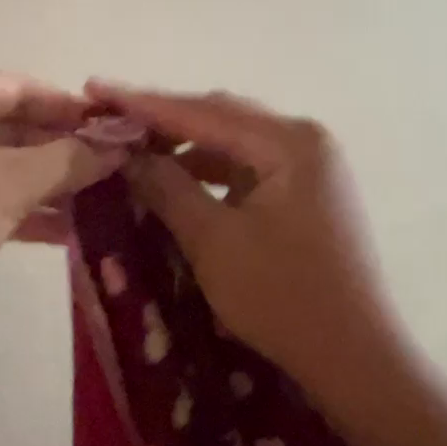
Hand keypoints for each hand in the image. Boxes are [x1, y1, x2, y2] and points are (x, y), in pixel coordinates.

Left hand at [0, 71, 125, 328]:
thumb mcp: (11, 181)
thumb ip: (69, 159)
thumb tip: (120, 144)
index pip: (22, 87)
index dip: (70, 105)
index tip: (114, 128)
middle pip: (14, 128)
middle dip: (64, 149)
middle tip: (115, 169)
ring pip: (4, 169)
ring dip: (50, 185)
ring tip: (104, 202)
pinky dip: (25, 213)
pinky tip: (70, 233)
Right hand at [86, 80, 412, 405]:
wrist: (352, 356)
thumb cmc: (281, 296)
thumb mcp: (213, 241)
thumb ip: (167, 188)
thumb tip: (128, 154)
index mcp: (289, 143)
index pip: (202, 111)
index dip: (142, 103)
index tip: (94, 89)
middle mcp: (305, 141)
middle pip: (220, 117)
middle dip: (162, 120)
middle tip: (109, 121)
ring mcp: (310, 167)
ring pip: (232, 144)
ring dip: (184, 149)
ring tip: (133, 154)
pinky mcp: (305, 195)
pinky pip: (246, 169)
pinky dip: (208, 173)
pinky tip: (174, 184)